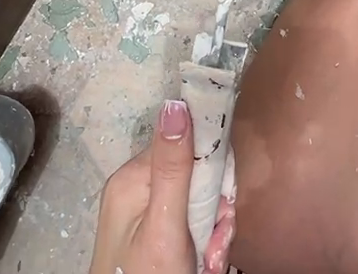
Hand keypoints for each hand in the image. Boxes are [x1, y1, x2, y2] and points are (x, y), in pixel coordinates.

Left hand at [91, 100, 235, 273]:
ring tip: (209, 262)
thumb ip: (173, 167)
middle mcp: (137, 189)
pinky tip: (203, 265)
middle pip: (196, 175)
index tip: (224, 199)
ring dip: (214, 231)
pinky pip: (191, 224)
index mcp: (133, 178)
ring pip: (199, 203)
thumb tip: (176, 101)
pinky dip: (205, 245)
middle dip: (215, 209)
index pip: (186, 144)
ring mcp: (145, 215)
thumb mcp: (165, 226)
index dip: (213, 168)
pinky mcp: (154, 236)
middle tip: (215, 242)